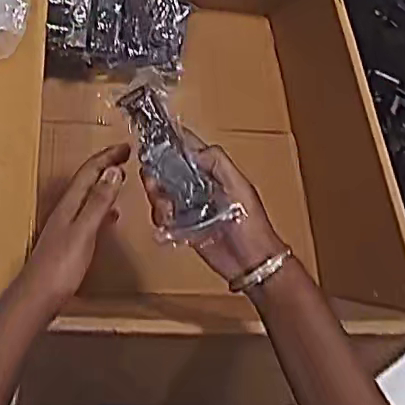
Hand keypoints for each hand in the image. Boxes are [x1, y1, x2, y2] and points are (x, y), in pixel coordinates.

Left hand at [16, 143, 128, 312]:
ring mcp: (65, 225)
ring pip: (88, 194)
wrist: (36, 300)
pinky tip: (110, 217)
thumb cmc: (60, 267)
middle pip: (88, 178)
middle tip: (125, 156)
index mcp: (70, 203)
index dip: (108, 156)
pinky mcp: (68, 241)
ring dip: (104, 183)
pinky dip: (102, 206)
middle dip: (106, 164)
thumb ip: (98, 202)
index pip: (90, 170)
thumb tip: (114, 170)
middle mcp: (66, 209)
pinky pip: (89, 213)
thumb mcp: (84, 231)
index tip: (126, 147)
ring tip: (121, 180)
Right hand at [145, 141, 286, 283]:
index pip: (188, 149)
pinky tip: (165, 231)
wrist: (252, 263)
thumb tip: (193, 150)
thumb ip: (219, 163)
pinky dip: (160, 225)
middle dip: (155, 175)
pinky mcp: (184, 229)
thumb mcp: (239, 186)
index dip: (170, 142)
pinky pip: (164, 222)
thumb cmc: (250, 222)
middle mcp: (197, 186)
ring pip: (162, 196)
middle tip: (153, 183)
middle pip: (167, 171)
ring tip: (166, 212)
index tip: (152, 140)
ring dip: (158, 202)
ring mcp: (189, 208)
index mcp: (211, 171)